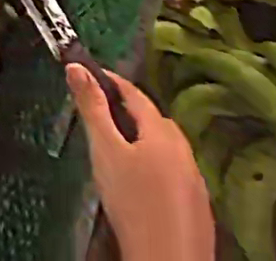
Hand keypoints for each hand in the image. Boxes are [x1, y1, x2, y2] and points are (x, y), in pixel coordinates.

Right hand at [68, 64, 215, 260]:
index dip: (111, 80)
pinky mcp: (198, 208)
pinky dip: (154, 162)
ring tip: (115, 143)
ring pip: (166, 146)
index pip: (135, 94)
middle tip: (97, 109)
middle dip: (126, 109)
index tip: (87, 74)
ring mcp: (196, 182)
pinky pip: (174, 170)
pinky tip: (140, 180)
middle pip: (154, 119)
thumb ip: (92, 107)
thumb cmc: (131, 201)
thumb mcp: (104, 150)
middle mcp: (185, 152)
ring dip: (142, 136)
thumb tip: (76, 67)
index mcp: (162, 134)